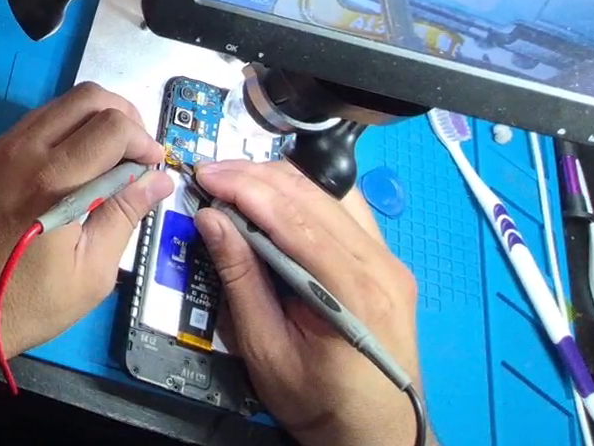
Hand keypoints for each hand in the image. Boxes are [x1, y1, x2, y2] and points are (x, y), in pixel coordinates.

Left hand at [0, 82, 172, 365]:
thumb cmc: (22, 304)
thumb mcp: (89, 275)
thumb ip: (125, 215)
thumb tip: (159, 179)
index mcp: (56, 182)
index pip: (114, 126)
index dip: (146, 141)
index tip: (156, 168)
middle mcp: (28, 149)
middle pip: (90, 96)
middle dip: (126, 116)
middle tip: (139, 154)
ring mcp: (6, 145)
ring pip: (63, 101)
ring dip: (97, 116)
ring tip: (114, 157)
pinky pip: (40, 118)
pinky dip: (69, 125)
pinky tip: (79, 161)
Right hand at [193, 160, 423, 445]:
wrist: (377, 436)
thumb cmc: (319, 402)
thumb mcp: (266, 349)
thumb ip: (240, 278)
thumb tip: (210, 217)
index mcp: (355, 292)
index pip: (294, 217)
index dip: (245, 187)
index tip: (205, 175)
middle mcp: (381, 264)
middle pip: (310, 194)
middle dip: (253, 175)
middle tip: (209, 175)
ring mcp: (389, 257)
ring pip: (327, 189)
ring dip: (275, 177)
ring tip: (233, 180)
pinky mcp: (385, 257)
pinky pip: (342, 203)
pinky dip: (301, 190)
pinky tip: (271, 193)